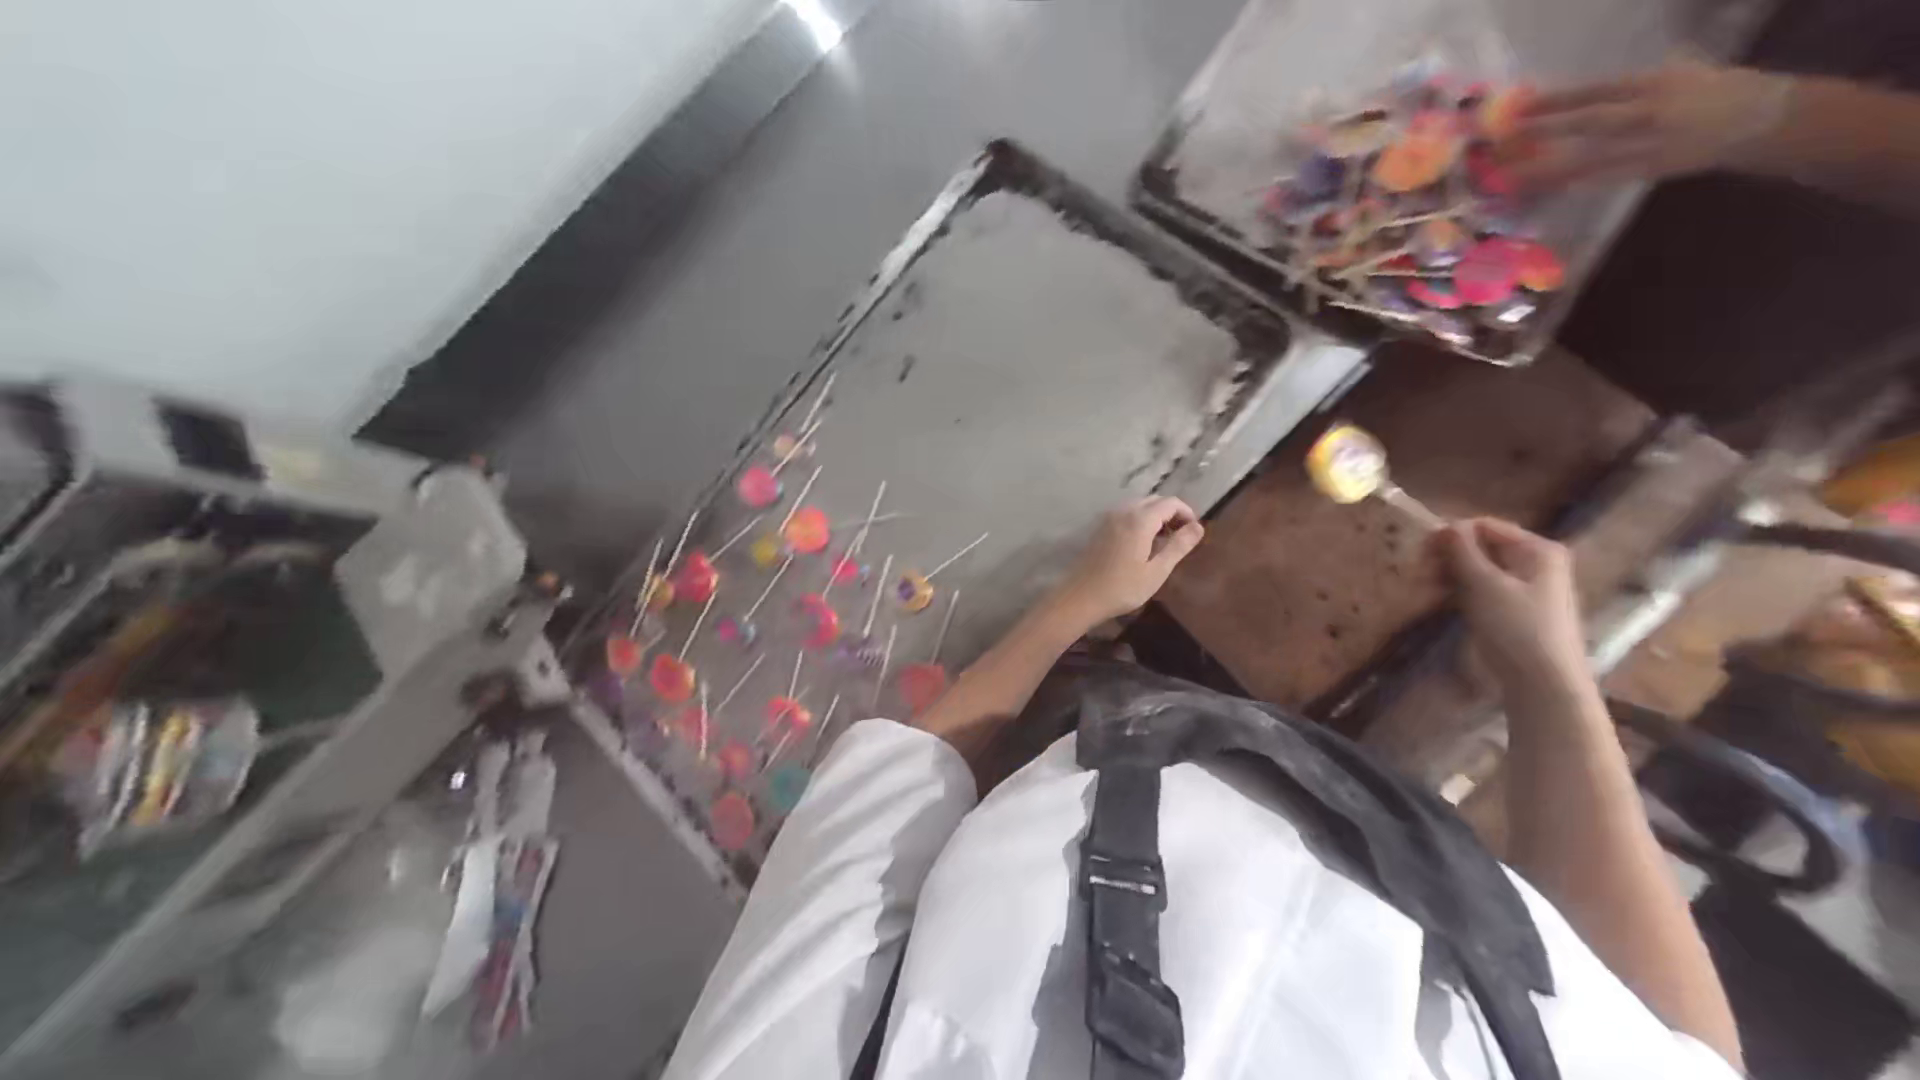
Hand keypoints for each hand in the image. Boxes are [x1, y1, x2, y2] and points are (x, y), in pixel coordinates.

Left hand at [1048, 496, 1204, 629]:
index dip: (1187, 513)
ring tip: (1164, 542)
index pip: (1171, 502)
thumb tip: (1198, 526)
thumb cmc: (1122, 588)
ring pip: (1139, 505)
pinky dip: (1140, 520)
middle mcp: (1123, 511)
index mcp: (1139, 519)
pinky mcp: (1100, 527)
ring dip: (1155, 516)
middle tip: (1181, 537)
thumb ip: (1179, 546)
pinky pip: (1126, 514)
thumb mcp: (1157, 571)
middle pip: (1154, 500)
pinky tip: (1142, 543)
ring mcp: (1108, 518)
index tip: (1194, 532)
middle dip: (1172, 513)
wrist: (1080, 597)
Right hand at [1437, 518, 1588, 697]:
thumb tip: (1445, 524)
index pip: (1485, 525)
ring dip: (1450, 573)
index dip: (1452, 533)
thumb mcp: (1484, 583)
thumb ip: (1462, 550)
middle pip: (1483, 547)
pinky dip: (1461, 590)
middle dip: (1449, 555)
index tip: (1421, 550)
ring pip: (1480, 569)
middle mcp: (1536, 563)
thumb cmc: (1515, 626)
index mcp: (1537, 550)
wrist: (1542, 680)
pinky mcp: (1514, 609)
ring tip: (1425, 586)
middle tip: (1419, 570)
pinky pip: (1483, 588)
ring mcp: (1527, 587)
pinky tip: (1441, 601)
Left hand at [1510, 62, 1793, 191]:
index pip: (1597, 91)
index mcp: (1655, 84)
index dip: (1557, 100)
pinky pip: (1602, 180)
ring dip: (1546, 169)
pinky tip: (1546, 189)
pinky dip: (1573, 184)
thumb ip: (1637, 82)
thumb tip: (1591, 89)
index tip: (1522, 108)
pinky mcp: (1647, 170)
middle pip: (1588, 123)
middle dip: (1546, 131)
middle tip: (1508, 139)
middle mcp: (1649, 114)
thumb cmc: (1716, 90)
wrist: (1761, 120)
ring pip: (1587, 159)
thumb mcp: (1683, 71)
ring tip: (1511, 176)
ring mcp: (1648, 145)